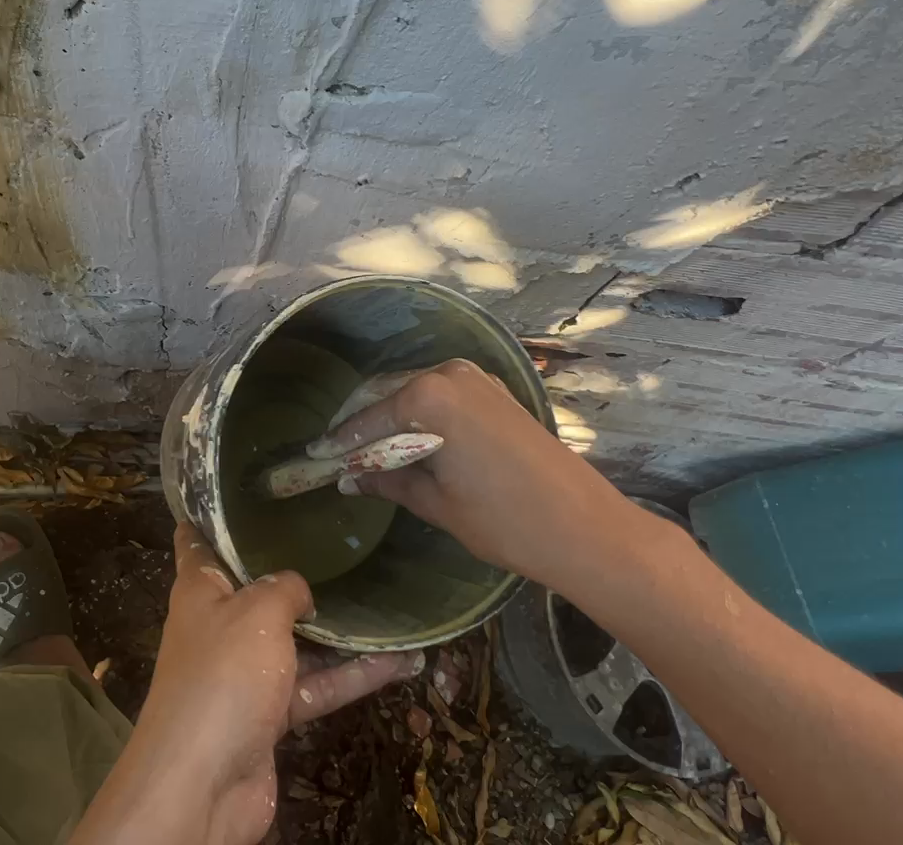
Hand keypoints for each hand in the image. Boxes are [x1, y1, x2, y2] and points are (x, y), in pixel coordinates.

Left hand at [72, 524, 421, 844]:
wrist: (203, 784)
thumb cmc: (222, 676)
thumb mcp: (256, 613)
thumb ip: (284, 588)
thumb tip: (299, 588)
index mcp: (200, 590)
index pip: (196, 540)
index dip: (212, 513)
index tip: (241, 487)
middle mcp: (220, 625)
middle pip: (258, 588)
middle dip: (293, 568)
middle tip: (338, 534)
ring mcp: (246, 672)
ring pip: (298, 639)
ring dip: (340, 627)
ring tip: (386, 599)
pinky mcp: (271, 714)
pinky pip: (317, 684)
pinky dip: (353, 675)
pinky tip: (400, 660)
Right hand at [311, 358, 629, 577]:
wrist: (585, 527)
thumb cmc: (504, 520)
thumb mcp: (436, 503)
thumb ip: (388, 481)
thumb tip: (350, 478)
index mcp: (430, 396)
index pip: (369, 419)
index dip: (340, 442)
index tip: (317, 457)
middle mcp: (452, 375)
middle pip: (391, 398)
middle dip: (367, 429)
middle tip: (344, 459)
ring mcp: (480, 380)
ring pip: (419, 397)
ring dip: (396, 423)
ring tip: (375, 457)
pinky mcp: (498, 393)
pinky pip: (446, 399)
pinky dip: (426, 419)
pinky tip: (416, 446)